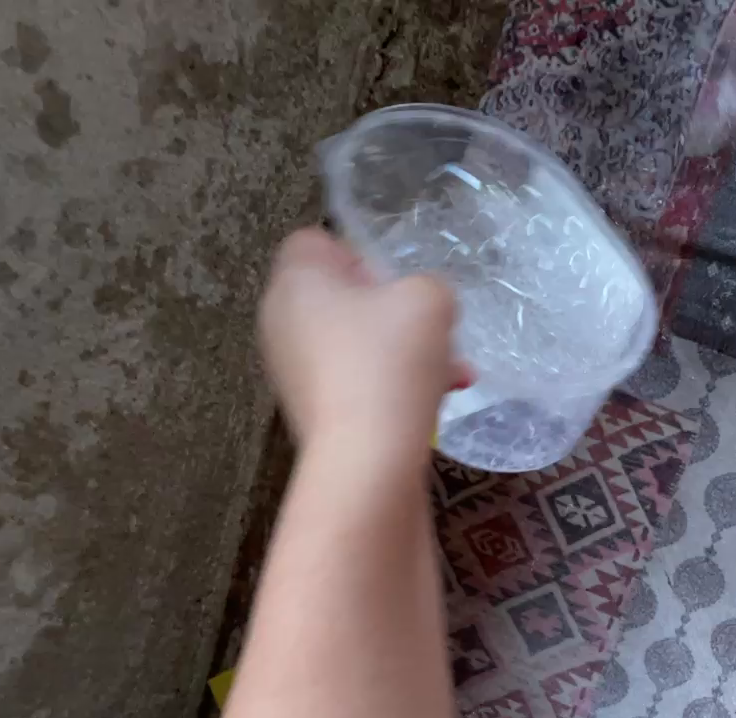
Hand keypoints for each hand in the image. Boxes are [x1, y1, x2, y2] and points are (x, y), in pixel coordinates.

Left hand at [257, 228, 469, 470]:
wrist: (368, 456)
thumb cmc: (390, 363)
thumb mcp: (430, 302)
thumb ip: (431, 288)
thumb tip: (423, 306)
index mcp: (296, 281)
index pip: (316, 243)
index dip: (363, 257)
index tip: (400, 288)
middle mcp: (282, 320)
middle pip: (345, 300)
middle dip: (397, 314)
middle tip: (433, 333)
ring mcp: (295, 370)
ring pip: (359, 345)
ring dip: (406, 354)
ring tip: (453, 374)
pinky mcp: (316, 410)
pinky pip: (359, 382)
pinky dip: (393, 387)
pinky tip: (434, 401)